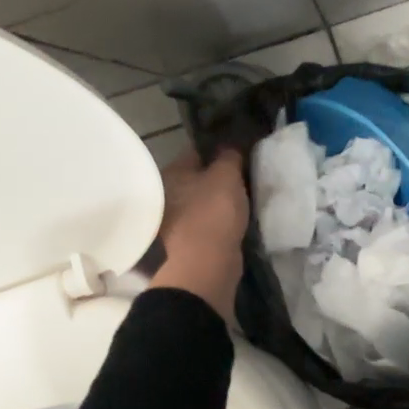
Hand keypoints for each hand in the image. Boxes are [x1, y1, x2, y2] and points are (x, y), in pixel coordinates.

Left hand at [151, 149, 247, 317]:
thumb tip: (228, 147)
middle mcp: (166, 192)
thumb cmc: (214, 210)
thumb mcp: (227, 174)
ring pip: (201, 199)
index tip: (238, 152)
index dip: (219, 149)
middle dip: (217, 176)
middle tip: (242, 176)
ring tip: (241, 197)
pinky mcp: (185, 238)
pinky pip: (205, 219)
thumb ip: (229, 155)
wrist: (207, 262)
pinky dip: (217, 217)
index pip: (197, 151)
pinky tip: (233, 217)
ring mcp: (173, 217)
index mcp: (172, 172)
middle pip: (197, 176)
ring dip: (217, 198)